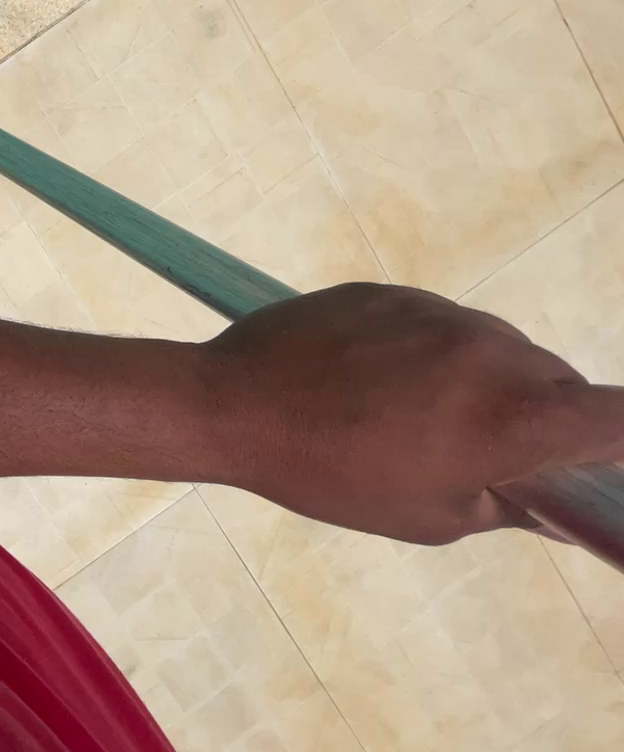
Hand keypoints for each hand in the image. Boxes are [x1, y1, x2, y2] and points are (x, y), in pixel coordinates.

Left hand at [205, 283, 623, 544]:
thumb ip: (507, 506)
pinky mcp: (374, 291)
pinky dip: (415, 345)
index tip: (576, 457)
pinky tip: (362, 371)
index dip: (612, 441)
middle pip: (550, 378)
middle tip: (465, 440)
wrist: (222, 404)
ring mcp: (426, 310)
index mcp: (515, 414)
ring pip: (486, 344)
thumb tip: (546, 502)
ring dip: (468, 373)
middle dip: (528, 411)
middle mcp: (485, 349)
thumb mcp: (427, 515)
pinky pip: (425, 320)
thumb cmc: (322, 470)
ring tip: (398, 405)